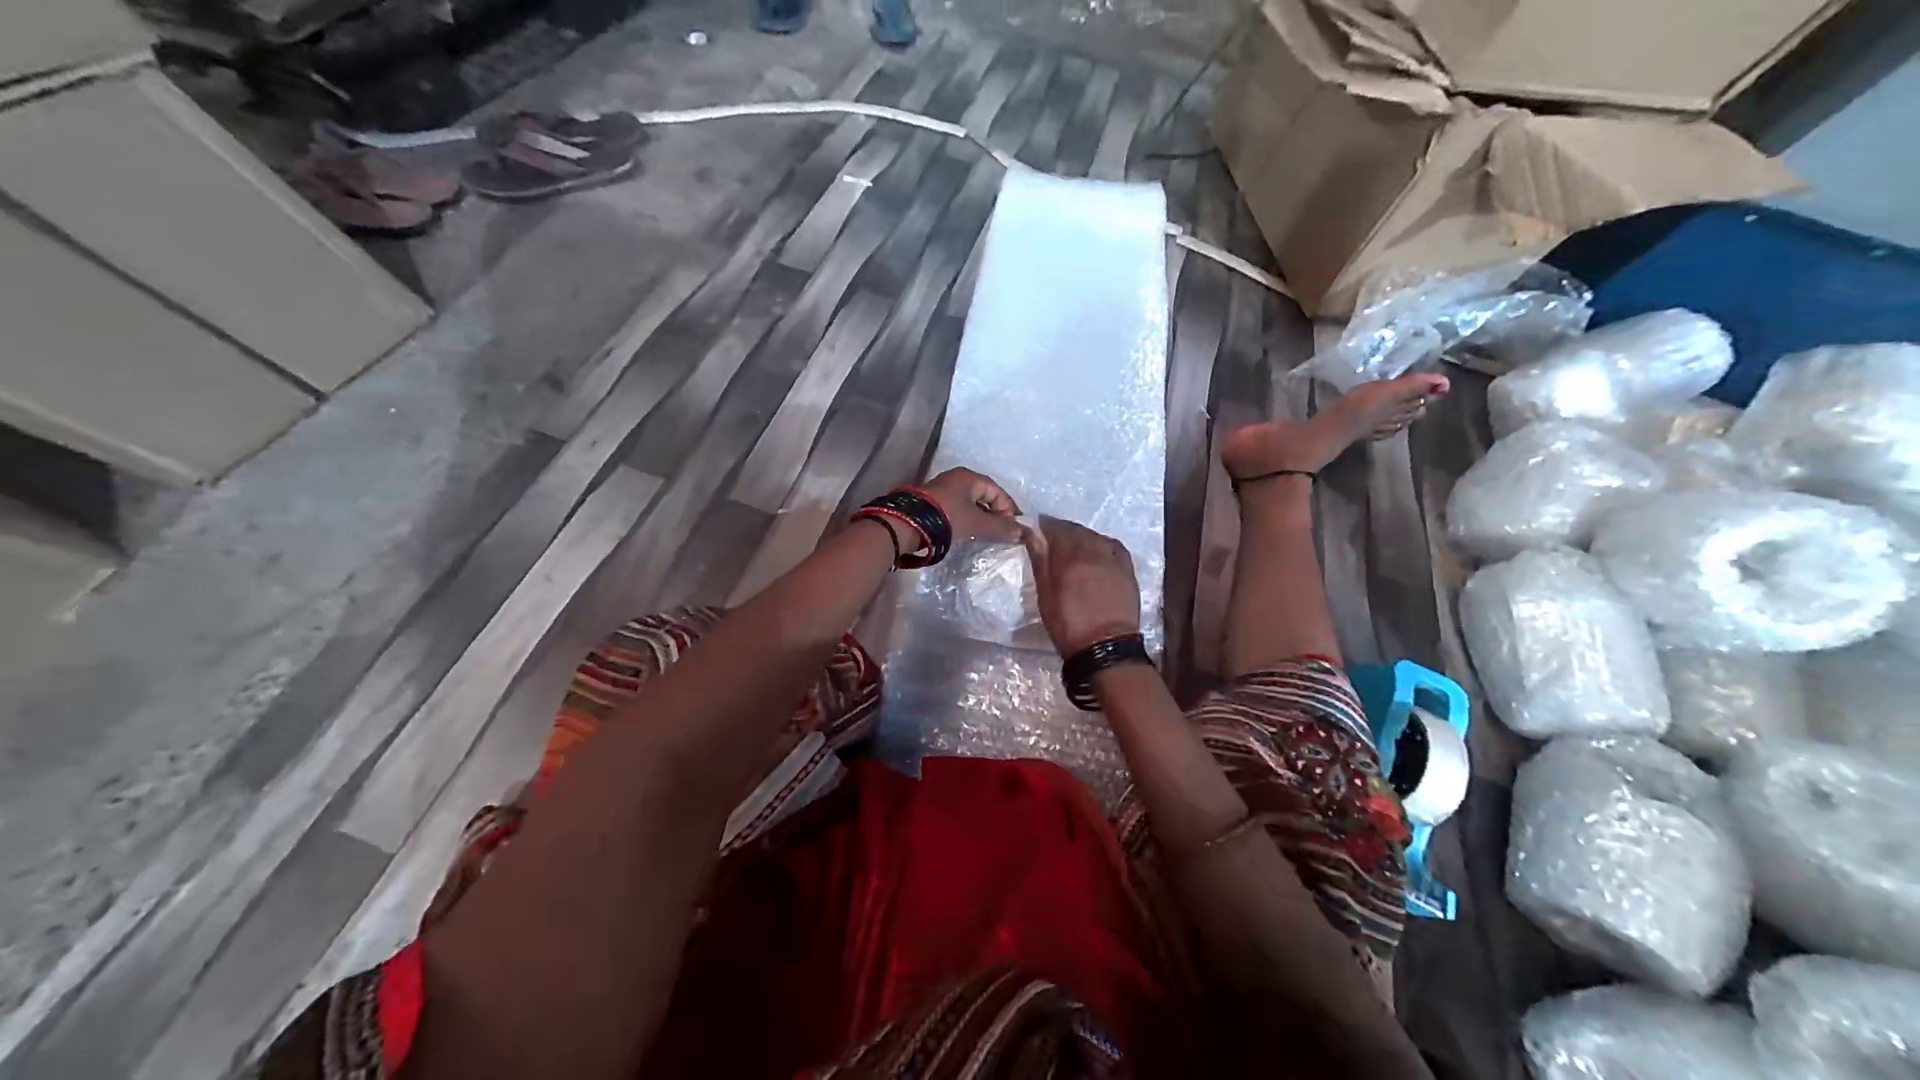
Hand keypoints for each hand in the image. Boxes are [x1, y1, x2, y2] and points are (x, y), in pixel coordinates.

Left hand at [920, 467, 1022, 544]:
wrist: (909, 525)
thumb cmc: (949, 518)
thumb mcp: (977, 523)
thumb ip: (1001, 527)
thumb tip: (1022, 533)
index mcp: (969, 477)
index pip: (997, 491)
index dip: (1008, 509)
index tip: (1012, 528)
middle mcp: (955, 478)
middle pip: (983, 495)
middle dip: (994, 513)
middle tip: (1000, 532)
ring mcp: (941, 489)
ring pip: (968, 502)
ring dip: (979, 517)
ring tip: (985, 534)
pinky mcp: (931, 502)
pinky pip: (956, 508)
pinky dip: (965, 519)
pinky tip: (966, 532)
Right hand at [1023, 516, 1141, 657]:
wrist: (1106, 647)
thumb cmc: (1068, 624)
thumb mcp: (1045, 594)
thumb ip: (1040, 561)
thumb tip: (1033, 534)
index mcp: (1069, 555)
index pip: (1055, 527)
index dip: (1044, 527)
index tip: (1036, 532)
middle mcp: (1093, 550)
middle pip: (1076, 530)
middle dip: (1063, 532)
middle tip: (1053, 543)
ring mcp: (1113, 558)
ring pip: (1095, 537)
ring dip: (1082, 538)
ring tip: (1074, 551)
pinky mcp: (1128, 569)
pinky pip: (1113, 547)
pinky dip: (1102, 546)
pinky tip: (1097, 554)